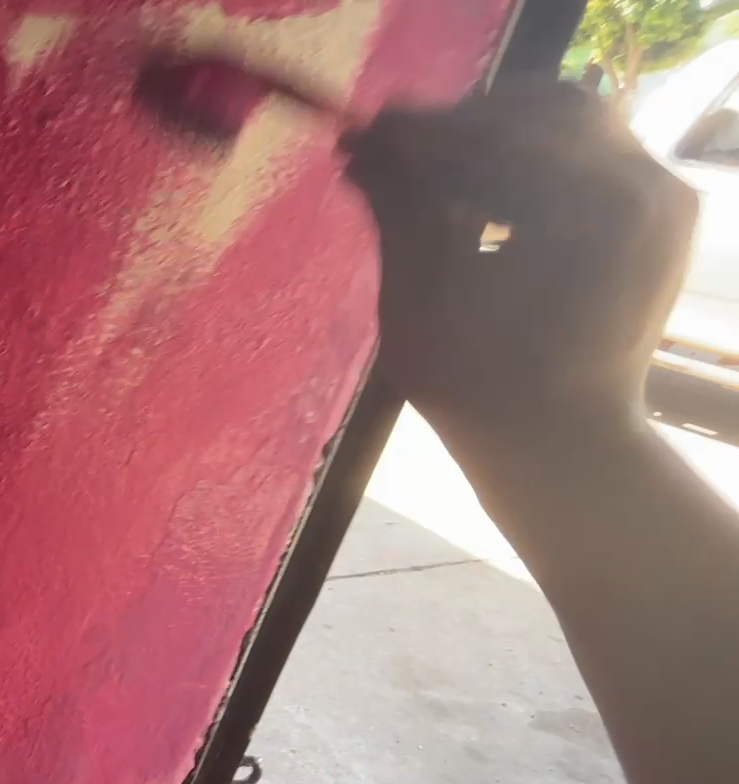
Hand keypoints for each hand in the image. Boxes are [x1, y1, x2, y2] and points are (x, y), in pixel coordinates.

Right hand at [342, 81, 698, 453]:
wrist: (556, 433)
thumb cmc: (471, 382)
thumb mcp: (417, 298)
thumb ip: (401, 214)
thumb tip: (364, 154)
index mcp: (585, 209)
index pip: (495, 134)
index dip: (422, 128)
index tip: (365, 129)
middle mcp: (643, 184)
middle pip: (549, 109)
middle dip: (464, 121)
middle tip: (397, 146)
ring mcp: (661, 197)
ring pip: (577, 125)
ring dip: (498, 135)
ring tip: (431, 165)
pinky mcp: (658, 215)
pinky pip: (592, 159)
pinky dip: (530, 160)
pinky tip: (479, 189)